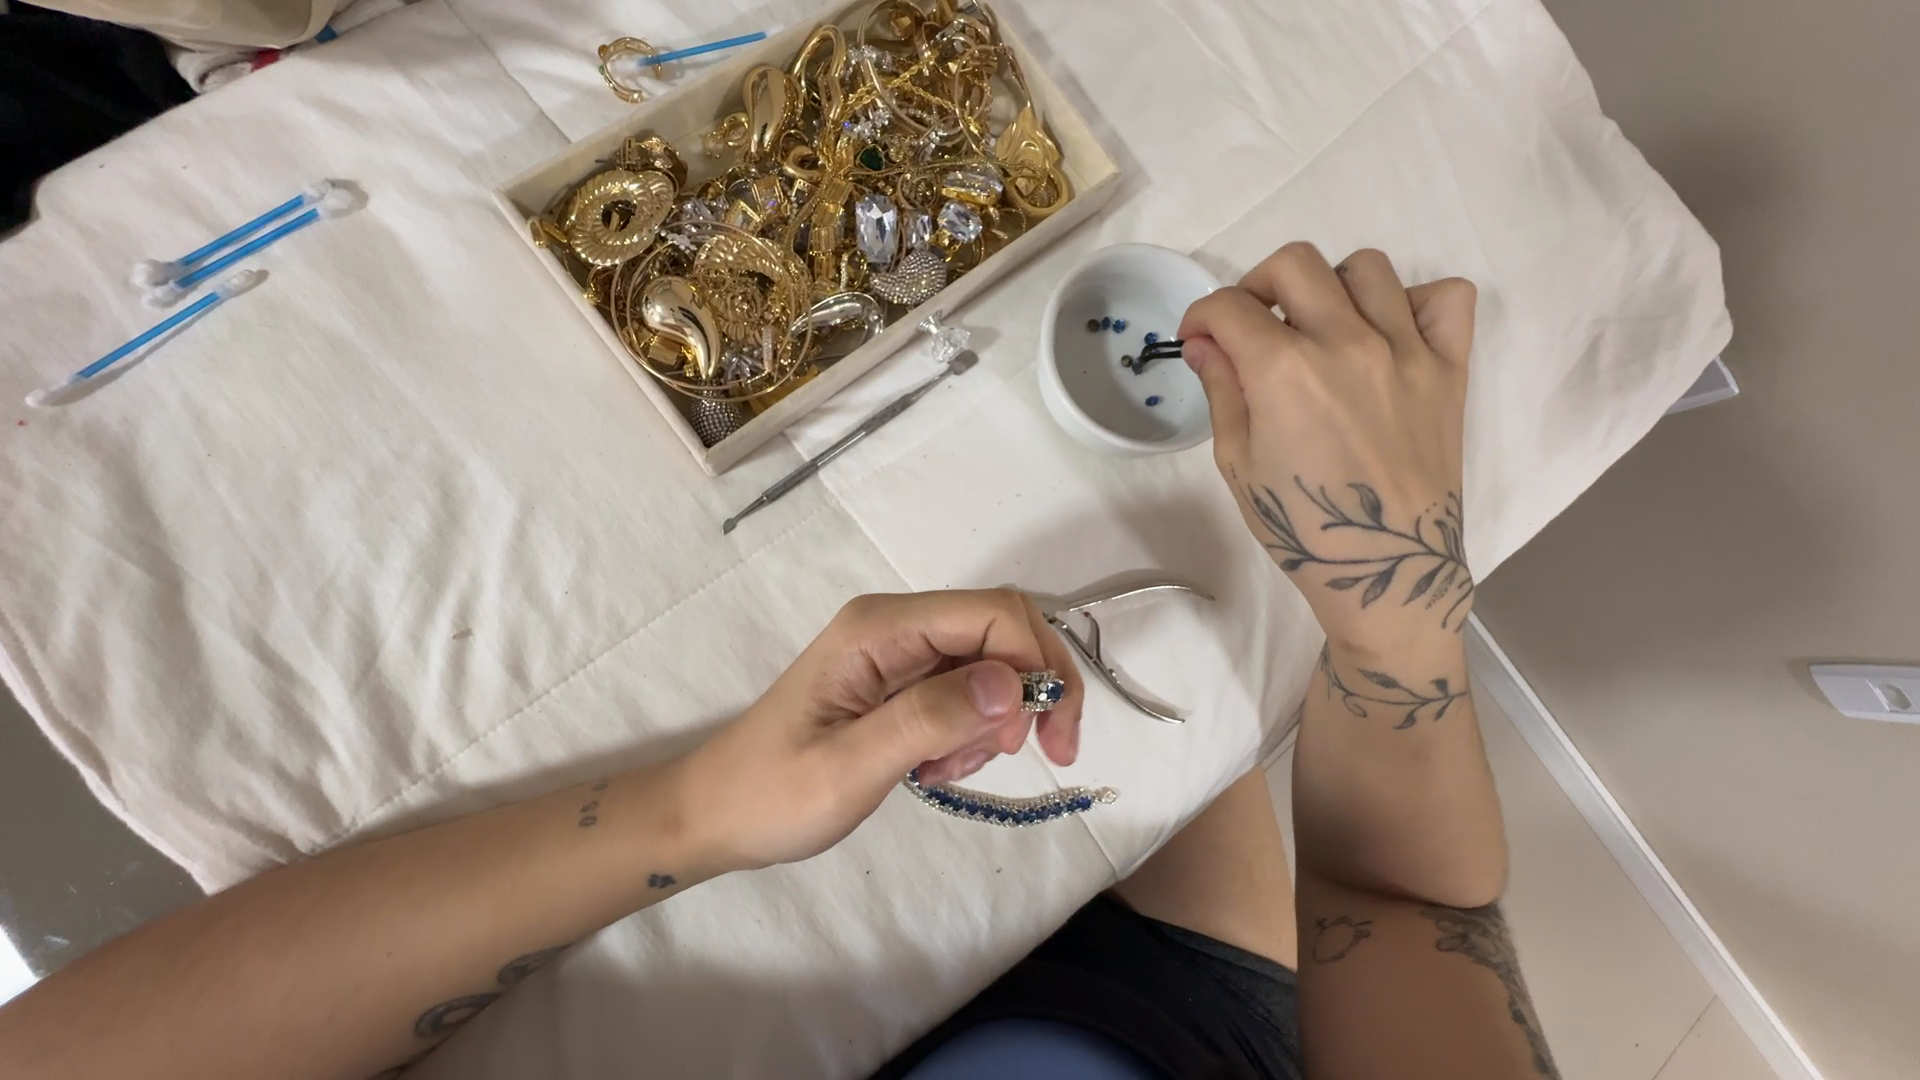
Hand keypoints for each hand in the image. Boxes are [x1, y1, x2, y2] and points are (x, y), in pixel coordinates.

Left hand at [676, 589, 1082, 873]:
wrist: (719, 814)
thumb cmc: (773, 793)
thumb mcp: (850, 766)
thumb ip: (929, 718)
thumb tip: (1014, 683)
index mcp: (880, 628)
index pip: (991, 612)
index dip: (1036, 661)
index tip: (1048, 735)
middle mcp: (897, 627)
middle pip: (1001, 632)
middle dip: (1033, 689)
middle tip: (1037, 753)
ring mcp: (900, 654)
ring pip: (991, 668)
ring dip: (995, 722)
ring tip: (943, 771)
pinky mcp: (902, 683)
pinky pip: (967, 696)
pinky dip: (971, 734)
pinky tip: (933, 769)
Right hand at [1178, 244, 1477, 651]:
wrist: (1386, 566)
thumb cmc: (1298, 524)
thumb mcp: (1237, 462)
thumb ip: (1221, 390)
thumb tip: (1205, 343)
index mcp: (1284, 372)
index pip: (1229, 307)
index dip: (1200, 316)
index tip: (1198, 339)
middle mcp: (1346, 342)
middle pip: (1293, 264)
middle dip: (1254, 286)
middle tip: (1249, 326)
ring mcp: (1406, 350)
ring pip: (1364, 267)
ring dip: (1326, 288)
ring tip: (1318, 329)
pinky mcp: (1451, 366)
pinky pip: (1445, 296)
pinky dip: (1411, 301)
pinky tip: (1386, 334)